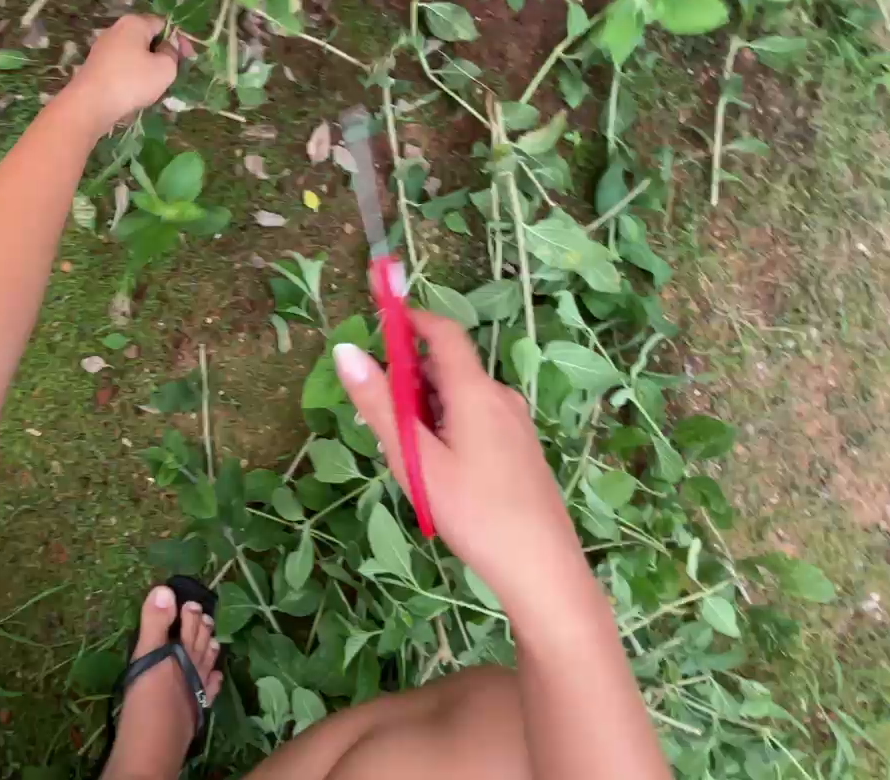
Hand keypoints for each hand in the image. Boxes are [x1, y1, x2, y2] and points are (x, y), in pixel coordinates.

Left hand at [57, 15, 185, 130]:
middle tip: (173, 74)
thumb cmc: (131, 82)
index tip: (189, 58)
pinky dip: (133, 76)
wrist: (90, 104)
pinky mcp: (97, 66)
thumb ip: (172, 54)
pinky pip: (122, 66)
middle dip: (163, 54)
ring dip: (148, 67)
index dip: (179, 40)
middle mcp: (117, 29)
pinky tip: (136, 92)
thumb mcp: (165, 68)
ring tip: (156, 87)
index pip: (163, 24)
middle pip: (148, 38)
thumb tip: (166, 49)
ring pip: (135, 54)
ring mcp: (104, 48)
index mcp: (134, 23)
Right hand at [333, 312, 600, 628]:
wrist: (544, 573)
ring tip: (408, 455)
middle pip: (447, 366)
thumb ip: (378, 403)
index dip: (409, 317)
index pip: (442, 331)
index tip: (378, 319)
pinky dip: (446, 423)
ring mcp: (515, 423)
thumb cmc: (473, 513)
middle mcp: (500, 397)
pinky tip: (438, 470)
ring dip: (426, 405)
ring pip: (459, 395)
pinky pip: (475, 416)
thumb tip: (345, 350)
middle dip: (409, 376)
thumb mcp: (413, 459)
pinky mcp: (521, 448)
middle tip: (381, 418)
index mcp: (475, 391)